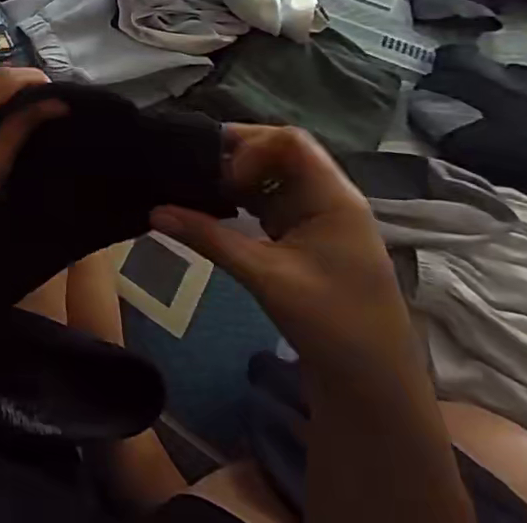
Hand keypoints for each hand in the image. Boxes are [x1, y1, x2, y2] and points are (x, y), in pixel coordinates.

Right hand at [149, 125, 413, 370]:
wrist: (372, 384)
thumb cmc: (332, 324)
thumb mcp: (265, 277)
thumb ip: (209, 239)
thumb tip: (154, 211)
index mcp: (332, 198)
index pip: (290, 141)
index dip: (251, 146)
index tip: (221, 177)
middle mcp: (326, 198)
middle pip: (277, 152)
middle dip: (233, 158)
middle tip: (190, 172)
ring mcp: (314, 217)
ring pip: (268, 177)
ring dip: (232, 180)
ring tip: (192, 188)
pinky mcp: (301, 236)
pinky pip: (266, 202)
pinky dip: (237, 200)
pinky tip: (210, 211)